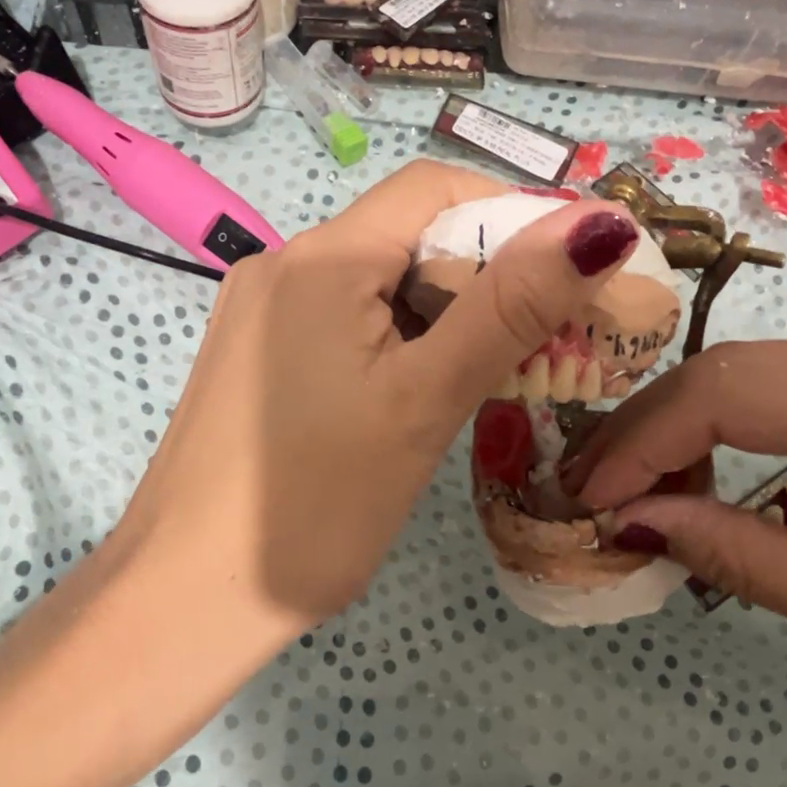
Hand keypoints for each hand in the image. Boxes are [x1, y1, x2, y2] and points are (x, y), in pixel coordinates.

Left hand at [125, 160, 642, 625]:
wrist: (188, 598)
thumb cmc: (315, 503)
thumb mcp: (424, 400)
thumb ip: (510, 307)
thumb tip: (598, 222)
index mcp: (322, 258)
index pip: (434, 188)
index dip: (515, 209)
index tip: (581, 261)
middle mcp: (284, 264)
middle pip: (407, 232)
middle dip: (489, 266)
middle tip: (560, 325)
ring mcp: (264, 311)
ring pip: (379, 280)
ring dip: (450, 306)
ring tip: (512, 359)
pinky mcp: (260, 355)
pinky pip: (347, 319)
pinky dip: (403, 335)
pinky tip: (436, 382)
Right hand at [570, 329, 786, 786]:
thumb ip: (741, 559)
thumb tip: (631, 524)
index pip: (728, 395)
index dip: (642, 443)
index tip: (590, 498)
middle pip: (728, 371)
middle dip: (645, 431)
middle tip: (589, 490)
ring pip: (745, 370)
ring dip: (676, 425)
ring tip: (629, 485)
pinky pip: (780, 382)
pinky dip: (721, 423)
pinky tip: (694, 466)